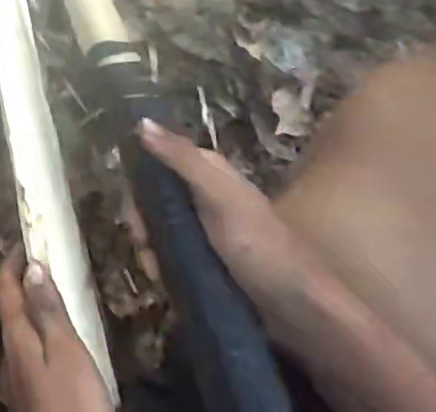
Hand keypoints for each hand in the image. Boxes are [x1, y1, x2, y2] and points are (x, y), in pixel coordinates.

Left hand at [0, 252, 114, 411]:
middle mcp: (8, 356)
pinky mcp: (29, 401)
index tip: (24, 242)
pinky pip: (28, 356)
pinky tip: (53, 346)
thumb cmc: (74, 404)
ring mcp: (16, 382)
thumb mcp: (67, 353)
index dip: (12, 263)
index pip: (5, 289)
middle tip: (40, 267)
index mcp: (15, 338)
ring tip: (49, 301)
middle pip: (9, 312)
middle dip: (21, 287)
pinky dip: (37, 338)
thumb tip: (31, 266)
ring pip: (18, 335)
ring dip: (30, 313)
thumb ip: (48, 311)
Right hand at [136, 118, 329, 338]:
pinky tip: (162, 277)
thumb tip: (141, 121)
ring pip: (158, 225)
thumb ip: (180, 159)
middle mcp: (203, 193)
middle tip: (143, 242)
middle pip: (152, 194)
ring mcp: (205, 228)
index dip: (138, 177)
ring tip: (154, 268)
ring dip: (149, 245)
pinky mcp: (206, 258)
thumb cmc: (262, 247)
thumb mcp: (219, 197)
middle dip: (141, 220)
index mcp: (208, 170)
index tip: (131, 204)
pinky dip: (161, 262)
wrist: (304, 315)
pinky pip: (170, 251)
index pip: (157, 157)